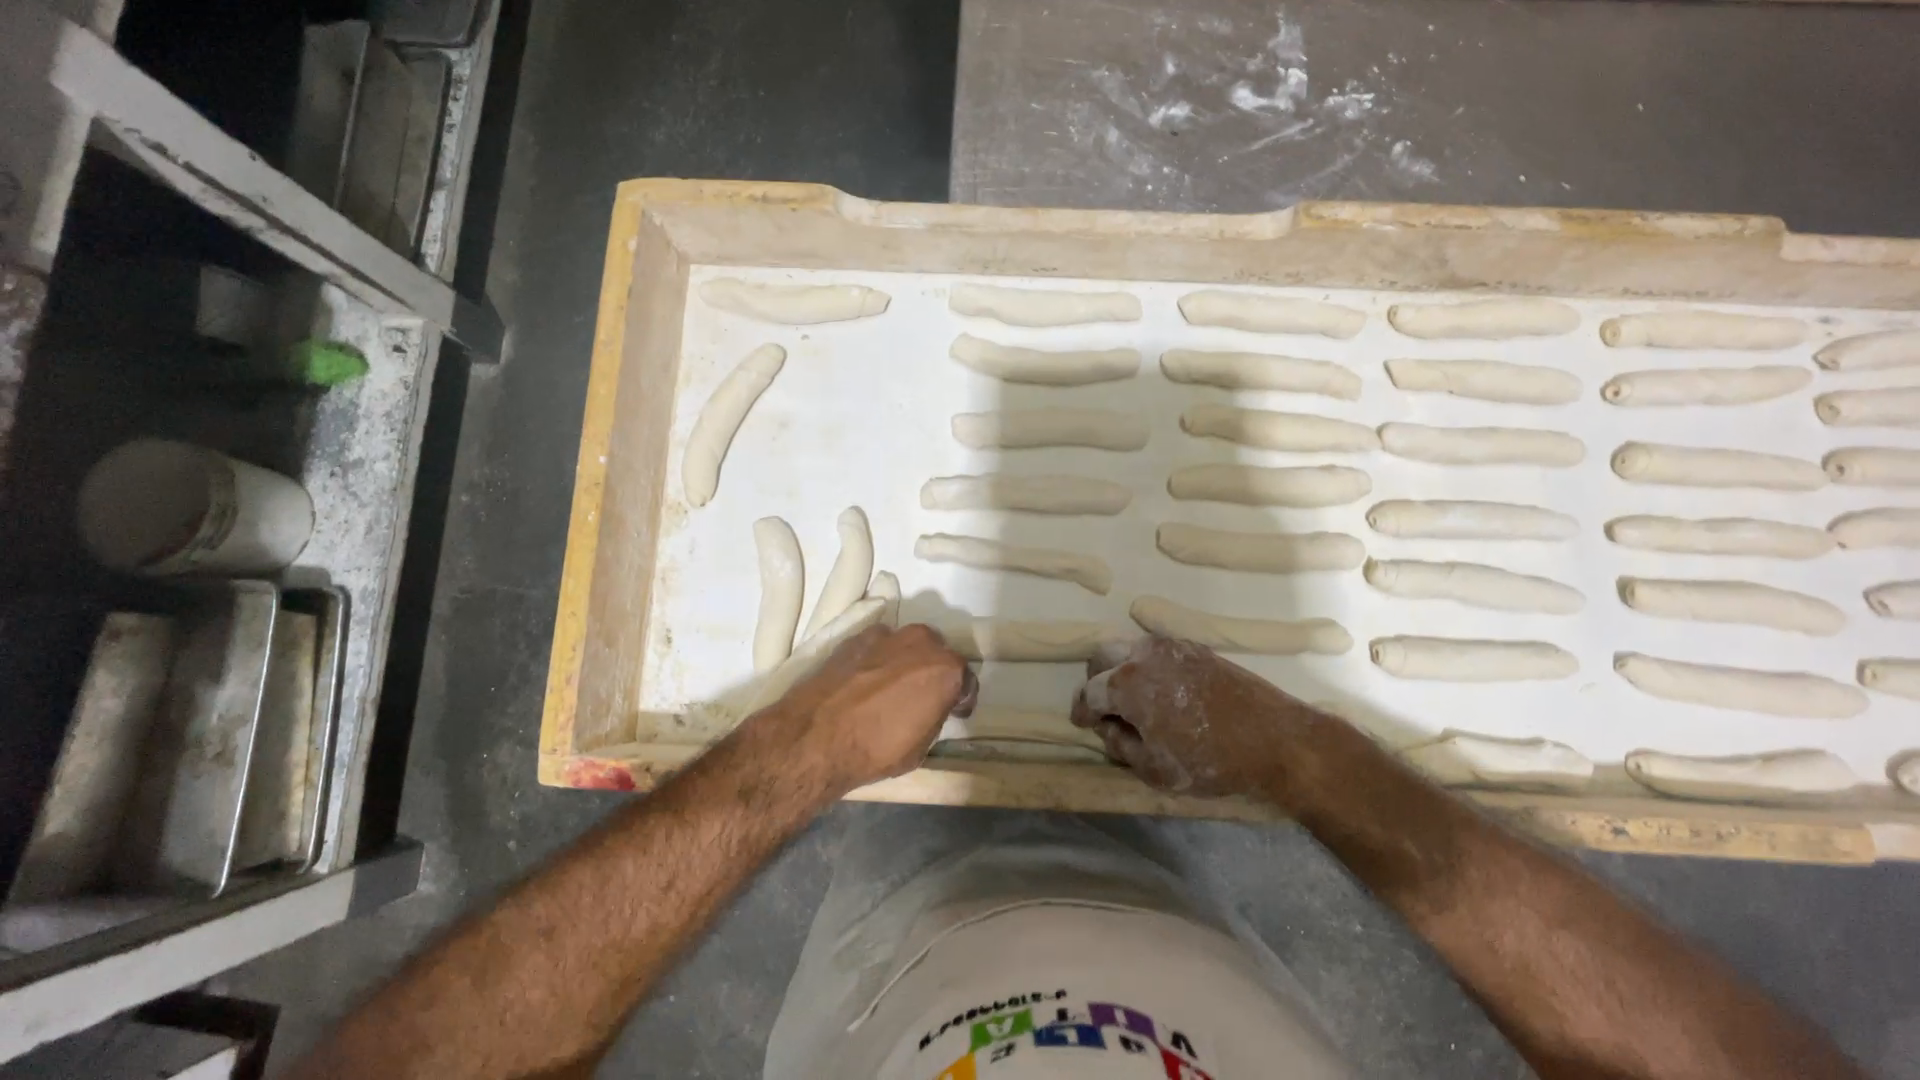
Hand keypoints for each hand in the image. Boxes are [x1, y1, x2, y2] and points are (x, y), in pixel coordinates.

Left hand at [752, 623, 973, 797]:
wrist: (816, 737)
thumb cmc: (877, 749)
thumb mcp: (922, 745)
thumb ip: (935, 715)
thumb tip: (930, 706)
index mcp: (947, 669)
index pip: (967, 681)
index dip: (960, 699)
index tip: (953, 712)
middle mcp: (922, 642)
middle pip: (938, 654)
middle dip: (934, 672)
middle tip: (922, 697)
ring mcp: (887, 635)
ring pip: (908, 645)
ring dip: (906, 661)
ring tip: (891, 687)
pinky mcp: (856, 636)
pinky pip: (878, 645)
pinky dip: (878, 658)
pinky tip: (865, 681)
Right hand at [1070, 635, 1331, 799]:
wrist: (1276, 739)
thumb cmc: (1210, 760)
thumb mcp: (1155, 770)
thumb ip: (1121, 746)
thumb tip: (1110, 727)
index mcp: (1126, 684)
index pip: (1089, 693)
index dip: (1081, 711)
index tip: (1082, 723)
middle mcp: (1143, 655)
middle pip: (1102, 657)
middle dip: (1095, 681)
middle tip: (1104, 708)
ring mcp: (1171, 647)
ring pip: (1129, 649)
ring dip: (1121, 670)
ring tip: (1133, 701)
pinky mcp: (1196, 648)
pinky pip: (1157, 651)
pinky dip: (1147, 667)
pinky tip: (1161, 693)